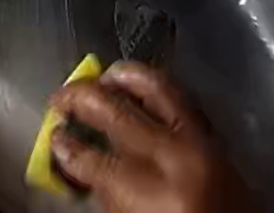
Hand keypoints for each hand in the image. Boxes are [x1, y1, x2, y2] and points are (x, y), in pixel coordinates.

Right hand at [49, 61, 247, 212]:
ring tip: (100, 75)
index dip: (69, 148)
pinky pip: (181, 94)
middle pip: (118, 112)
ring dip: (122, 76)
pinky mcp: (218, 136)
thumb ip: (112, 197)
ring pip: (154, 87)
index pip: (97, 162)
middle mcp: (176, 159)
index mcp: (152, 198)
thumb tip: (83, 165)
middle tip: (62, 94)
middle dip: (82, 99)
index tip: (54, 135)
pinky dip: (156, 83)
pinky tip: (139, 82)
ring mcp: (201, 141)